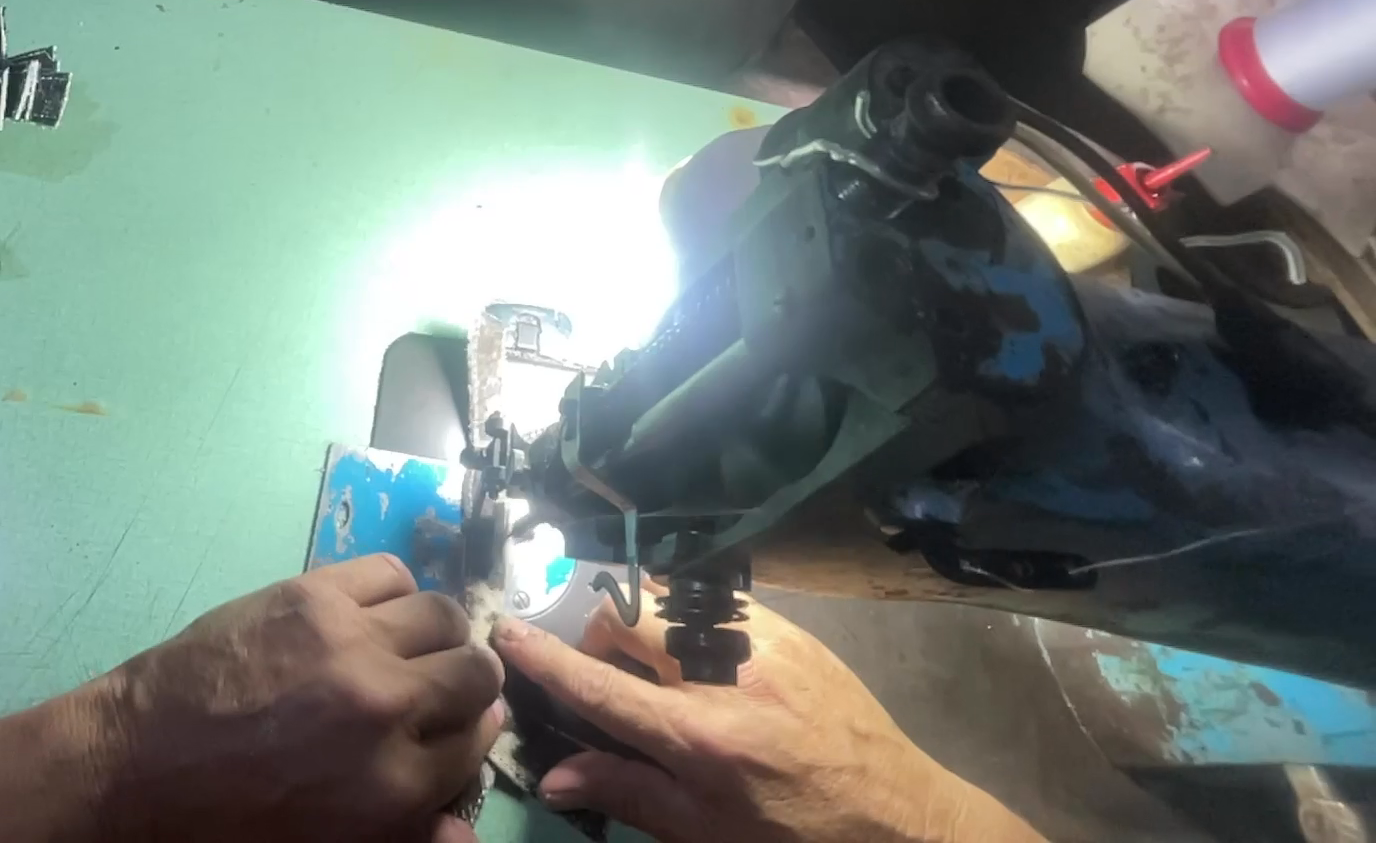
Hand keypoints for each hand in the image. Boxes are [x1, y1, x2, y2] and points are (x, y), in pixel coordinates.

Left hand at [66, 554, 505, 841]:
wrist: (140, 764)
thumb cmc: (230, 821)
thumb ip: (406, 840)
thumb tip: (466, 824)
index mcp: (392, 789)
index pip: (477, 742)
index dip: (474, 730)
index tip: (461, 720)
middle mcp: (387, 707)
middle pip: (475, 673)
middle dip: (472, 680)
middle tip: (445, 681)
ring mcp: (351, 640)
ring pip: (443, 614)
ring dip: (441, 632)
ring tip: (414, 642)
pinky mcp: (315, 593)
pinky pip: (390, 572)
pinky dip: (396, 591)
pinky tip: (375, 611)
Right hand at [492, 588, 1044, 842]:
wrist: (904, 818)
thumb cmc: (793, 838)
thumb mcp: (706, 835)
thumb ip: (624, 792)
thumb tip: (550, 777)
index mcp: (699, 740)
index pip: (598, 687)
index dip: (544, 657)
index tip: (506, 629)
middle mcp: (723, 675)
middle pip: (626, 616)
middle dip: (601, 633)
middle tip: (616, 673)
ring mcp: (757, 639)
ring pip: (664, 593)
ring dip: (642, 620)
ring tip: (663, 664)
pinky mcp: (783, 623)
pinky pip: (707, 595)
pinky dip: (684, 615)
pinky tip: (706, 654)